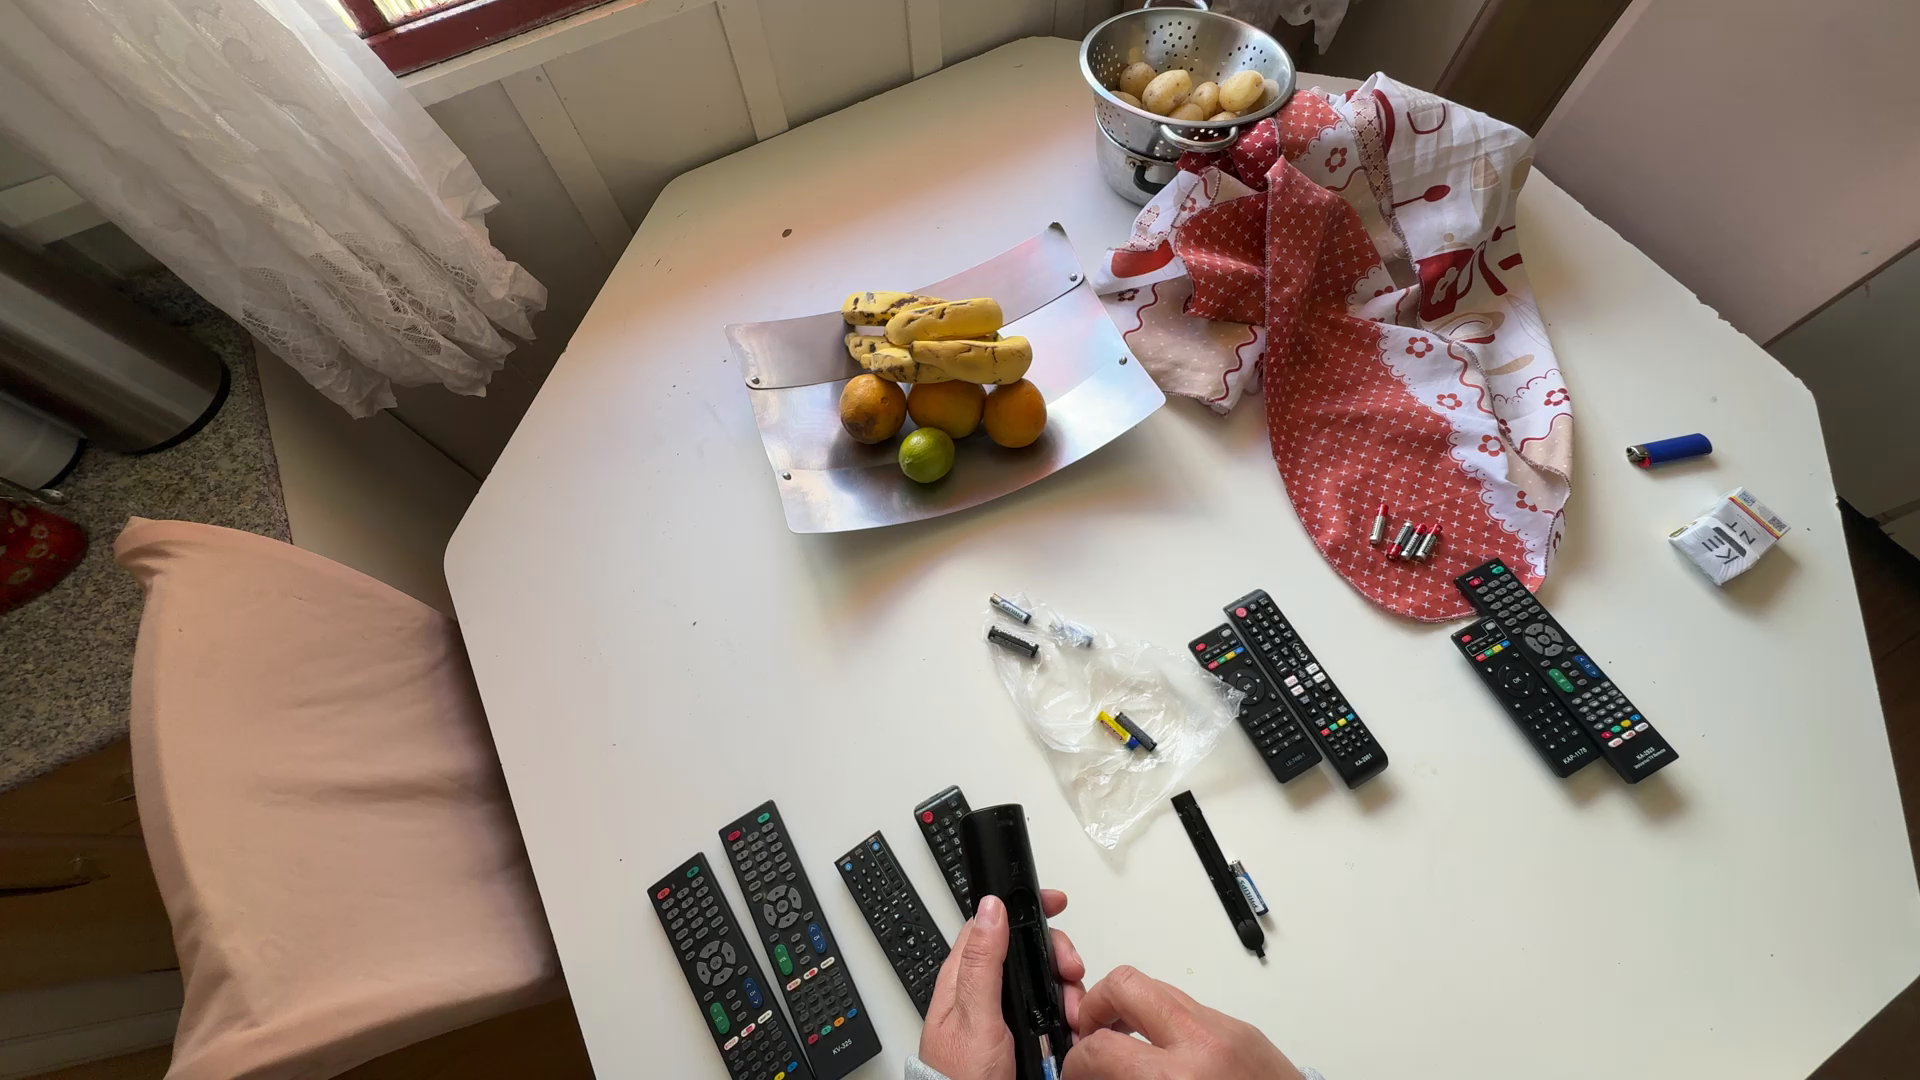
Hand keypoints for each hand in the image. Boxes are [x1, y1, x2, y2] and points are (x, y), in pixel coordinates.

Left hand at [917, 891, 1086, 1079]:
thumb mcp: (973, 1017)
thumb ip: (982, 963)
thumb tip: (991, 907)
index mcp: (965, 976)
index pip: (995, 921)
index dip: (1025, 907)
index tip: (1056, 902)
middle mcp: (986, 991)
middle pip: (1026, 949)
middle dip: (1055, 954)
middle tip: (1072, 970)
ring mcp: (1006, 1014)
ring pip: (1043, 981)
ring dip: (1066, 987)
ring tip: (1074, 1011)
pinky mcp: (1025, 1037)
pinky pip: (1051, 1012)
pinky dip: (1068, 1014)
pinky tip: (1076, 1025)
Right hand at [1064, 965, 1304, 1079]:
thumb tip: (1097, 1076)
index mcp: (1180, 1079)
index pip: (1100, 1049)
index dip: (1075, 1062)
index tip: (1073, 1073)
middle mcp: (1204, 1042)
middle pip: (1125, 984)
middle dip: (1096, 1007)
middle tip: (1089, 1039)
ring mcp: (1229, 1028)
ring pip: (1157, 988)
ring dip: (1131, 1012)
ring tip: (1124, 1050)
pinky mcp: (1246, 1030)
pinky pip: (1190, 1009)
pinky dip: (1166, 1025)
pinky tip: (1166, 1060)